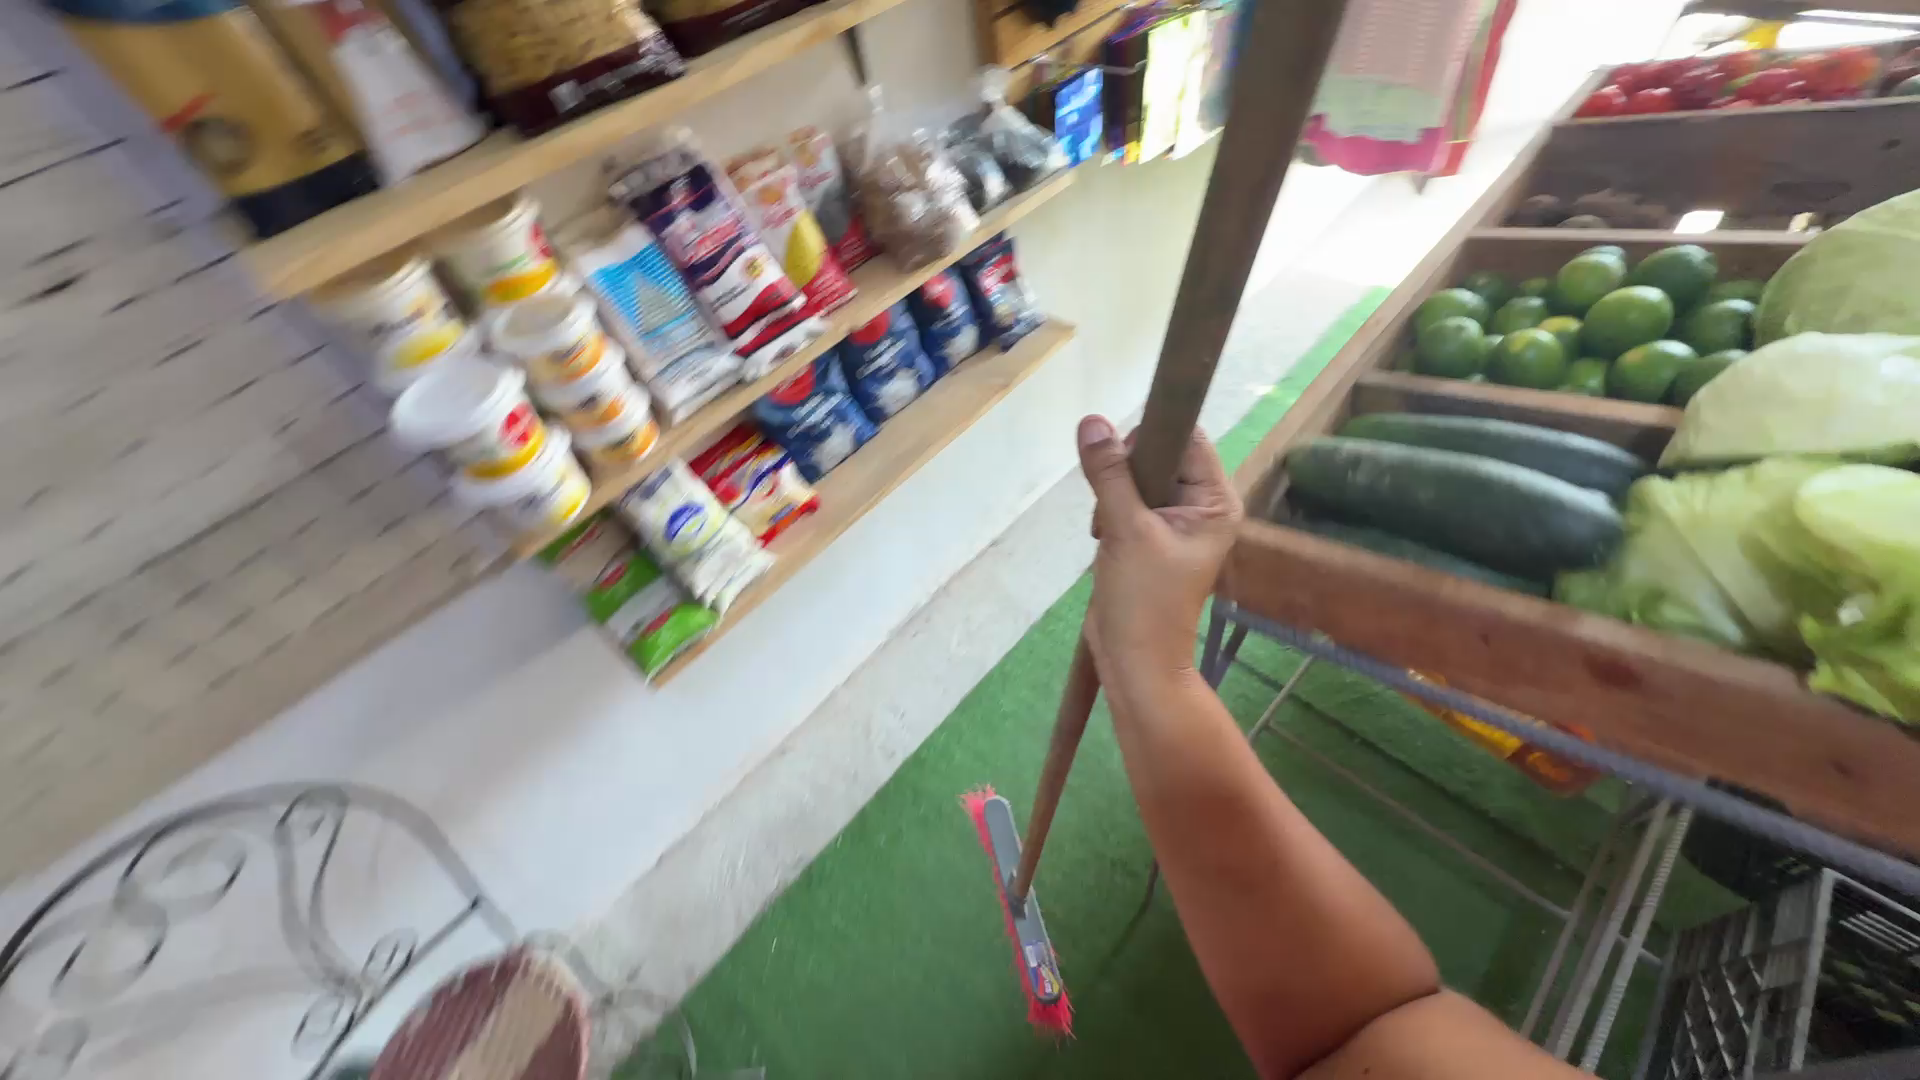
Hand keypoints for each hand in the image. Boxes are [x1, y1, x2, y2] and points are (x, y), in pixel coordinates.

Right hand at [1077, 415, 1241, 693]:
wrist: (1133, 658)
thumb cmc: (1144, 598)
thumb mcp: (1126, 530)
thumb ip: (1110, 474)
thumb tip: (1091, 422)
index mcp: (1215, 501)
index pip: (1188, 439)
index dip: (1150, 440)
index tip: (1118, 463)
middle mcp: (1201, 506)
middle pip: (1159, 455)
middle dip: (1126, 474)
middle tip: (1113, 509)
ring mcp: (1175, 522)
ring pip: (1137, 478)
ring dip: (1113, 496)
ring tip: (1109, 532)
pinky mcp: (1150, 536)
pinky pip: (1127, 501)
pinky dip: (1110, 512)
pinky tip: (1105, 538)